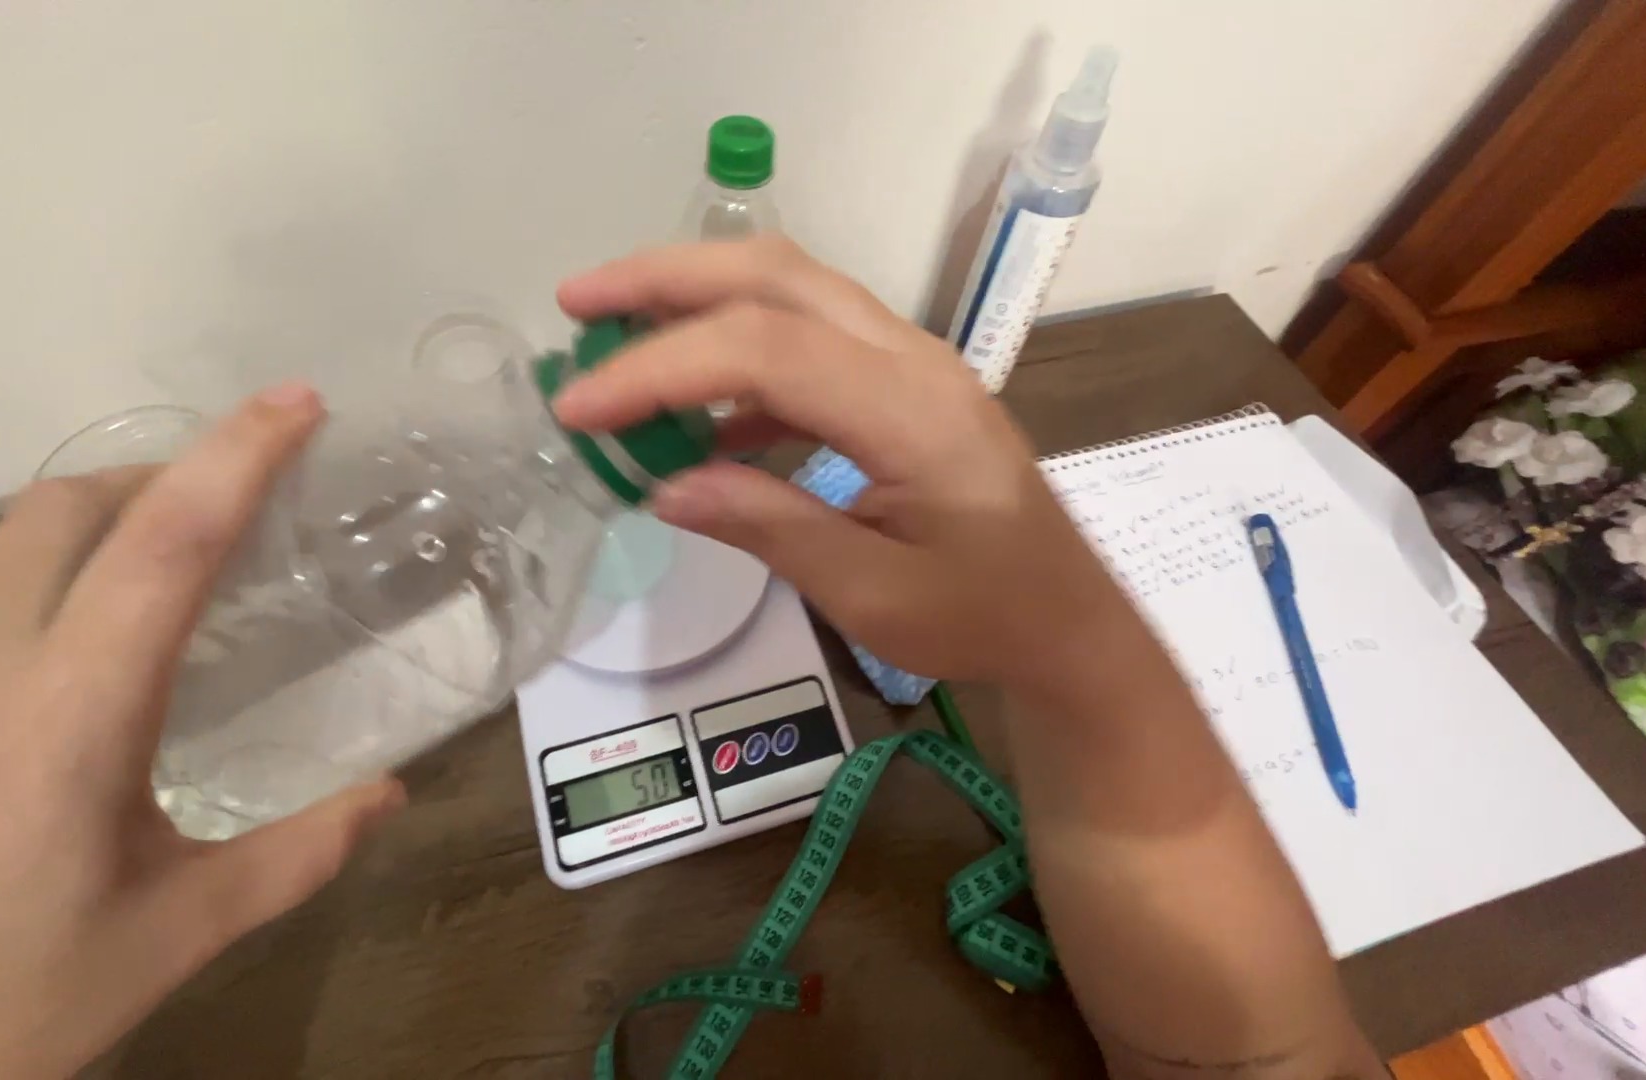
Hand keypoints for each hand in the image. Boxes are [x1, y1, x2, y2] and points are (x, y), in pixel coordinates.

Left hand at [0, 386, 404, 1079]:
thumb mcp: (174, 936)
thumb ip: (300, 853)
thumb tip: (394, 794)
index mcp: (63, 723)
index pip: (167, 546)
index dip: (238, 457)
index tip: (297, 403)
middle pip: (63, 511)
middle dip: (160, 476)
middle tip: (232, 503)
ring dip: (82, 526)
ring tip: (146, 567)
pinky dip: (7, 580)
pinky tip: (33, 648)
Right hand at [553, 235, 1127, 685]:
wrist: (1068, 621)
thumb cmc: (984, 618)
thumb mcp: (872, 594)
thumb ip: (770, 528)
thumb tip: (665, 484)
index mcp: (911, 410)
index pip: (763, 351)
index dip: (658, 369)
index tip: (577, 408)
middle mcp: (912, 359)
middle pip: (776, 274)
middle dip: (666, 279)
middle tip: (579, 305)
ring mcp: (912, 363)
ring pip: (792, 292)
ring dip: (698, 304)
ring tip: (616, 339)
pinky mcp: (903, 386)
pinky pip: (810, 346)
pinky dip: (741, 367)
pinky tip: (698, 420)